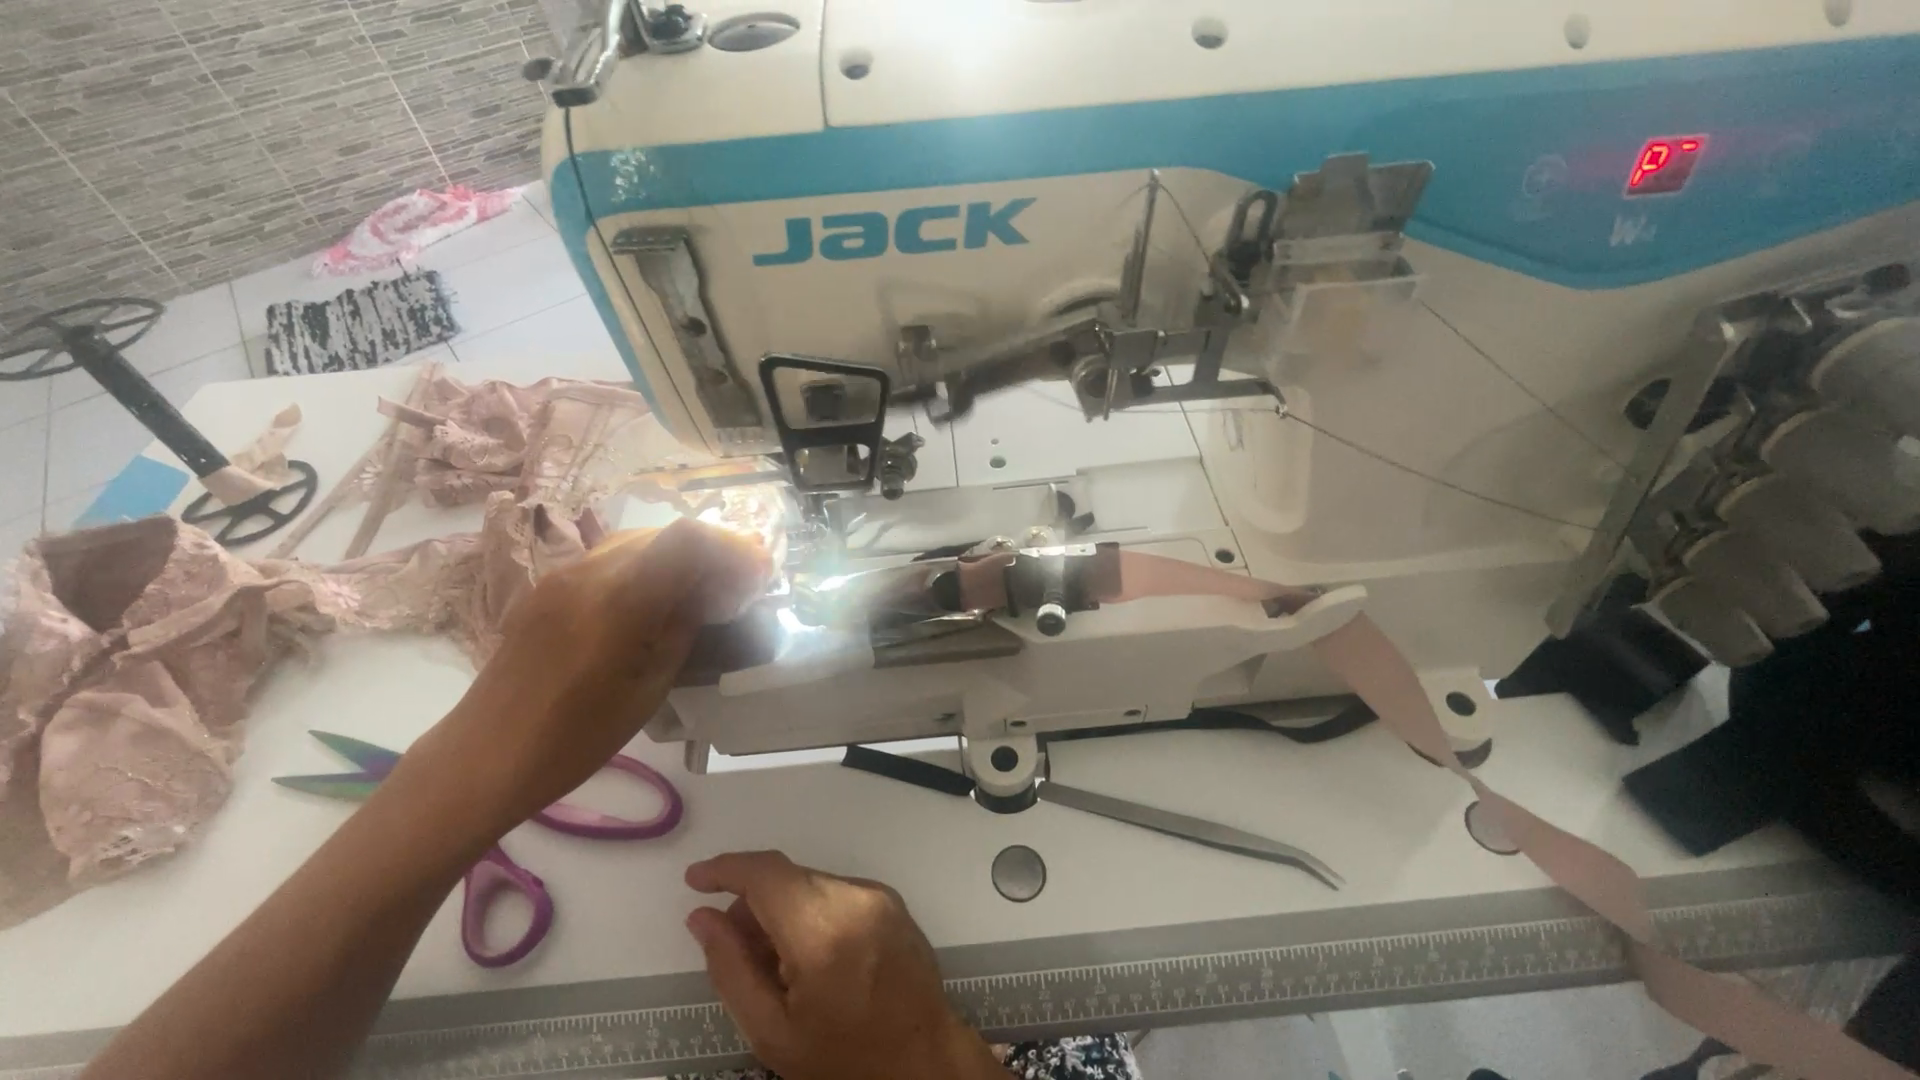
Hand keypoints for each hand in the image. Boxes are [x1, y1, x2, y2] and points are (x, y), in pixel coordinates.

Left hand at [404, 518, 767, 833]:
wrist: (483, 757)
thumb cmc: (574, 739)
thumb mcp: (647, 689)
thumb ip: (682, 628)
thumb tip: (715, 592)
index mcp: (617, 599)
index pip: (689, 540)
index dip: (733, 547)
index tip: (762, 573)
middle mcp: (587, 571)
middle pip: (665, 533)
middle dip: (712, 549)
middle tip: (744, 581)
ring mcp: (561, 575)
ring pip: (637, 541)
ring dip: (679, 555)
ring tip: (708, 587)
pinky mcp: (546, 588)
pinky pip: (609, 559)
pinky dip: (648, 566)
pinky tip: (661, 597)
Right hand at [684, 852, 1003, 1079]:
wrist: (924, 1059)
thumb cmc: (844, 1056)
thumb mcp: (772, 1032)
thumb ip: (731, 969)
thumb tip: (703, 917)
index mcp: (821, 931)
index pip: (765, 874)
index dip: (724, 868)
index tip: (694, 880)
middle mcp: (853, 899)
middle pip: (786, 877)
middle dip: (751, 901)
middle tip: (734, 946)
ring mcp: (877, 896)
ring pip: (810, 882)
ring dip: (782, 907)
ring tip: (776, 963)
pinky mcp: (891, 901)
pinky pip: (837, 891)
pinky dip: (812, 910)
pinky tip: (812, 956)